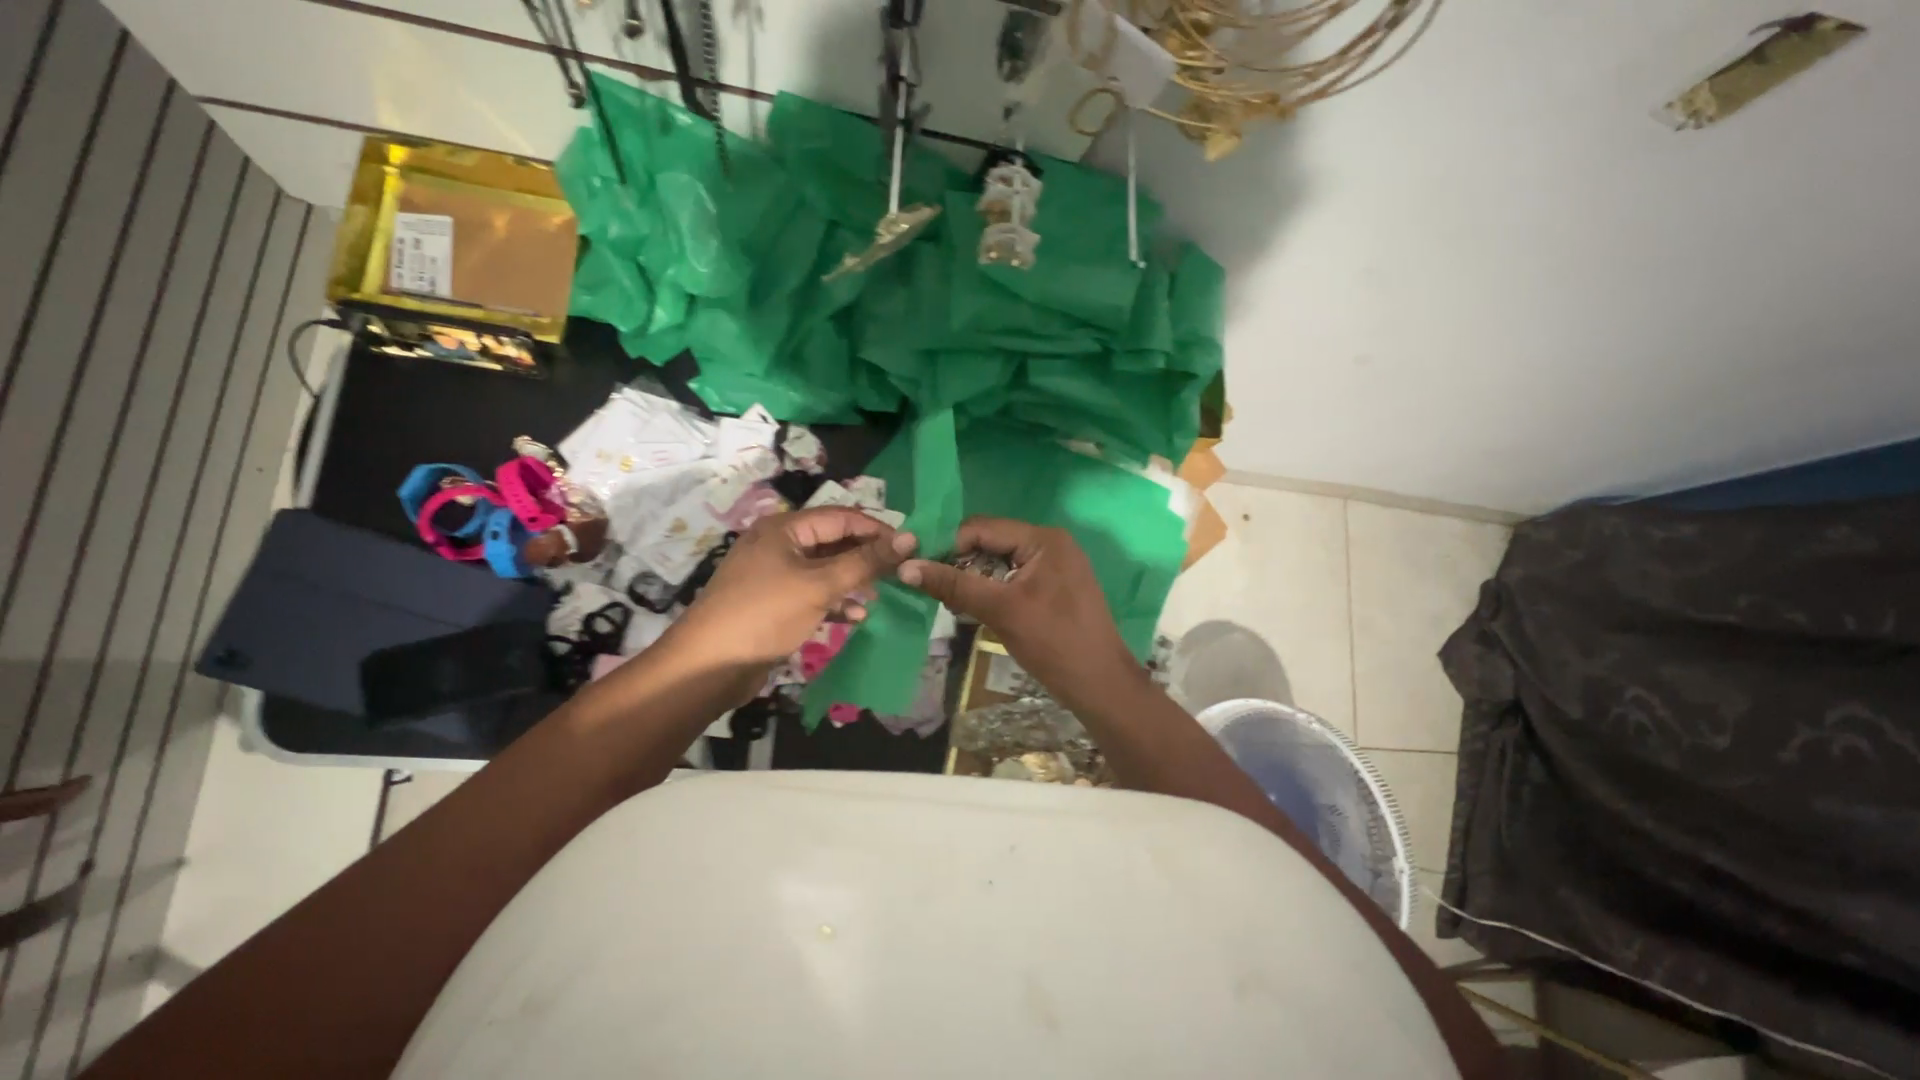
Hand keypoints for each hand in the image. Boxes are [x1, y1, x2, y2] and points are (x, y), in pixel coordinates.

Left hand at [668, 507, 916, 675]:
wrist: (710, 664)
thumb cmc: (765, 614)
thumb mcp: (820, 585)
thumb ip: (866, 562)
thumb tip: (908, 538)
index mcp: (784, 528)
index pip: (841, 517)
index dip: (877, 529)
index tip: (910, 546)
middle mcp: (778, 545)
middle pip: (832, 541)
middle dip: (866, 557)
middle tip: (901, 572)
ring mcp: (773, 575)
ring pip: (824, 570)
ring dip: (852, 581)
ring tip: (880, 596)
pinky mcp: (772, 603)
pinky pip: (811, 594)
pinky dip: (834, 602)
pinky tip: (855, 617)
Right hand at [896, 517, 1141, 704]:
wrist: (1099, 685)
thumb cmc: (1053, 642)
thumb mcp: (1000, 610)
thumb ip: (954, 585)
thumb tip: (906, 568)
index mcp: (1043, 539)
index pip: (982, 528)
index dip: (947, 545)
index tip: (917, 568)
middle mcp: (1050, 543)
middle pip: (990, 542)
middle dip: (959, 563)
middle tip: (933, 590)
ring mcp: (1054, 566)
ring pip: (998, 562)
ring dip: (973, 579)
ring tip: (953, 605)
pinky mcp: (1053, 587)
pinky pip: (1012, 578)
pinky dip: (991, 590)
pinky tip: (975, 610)